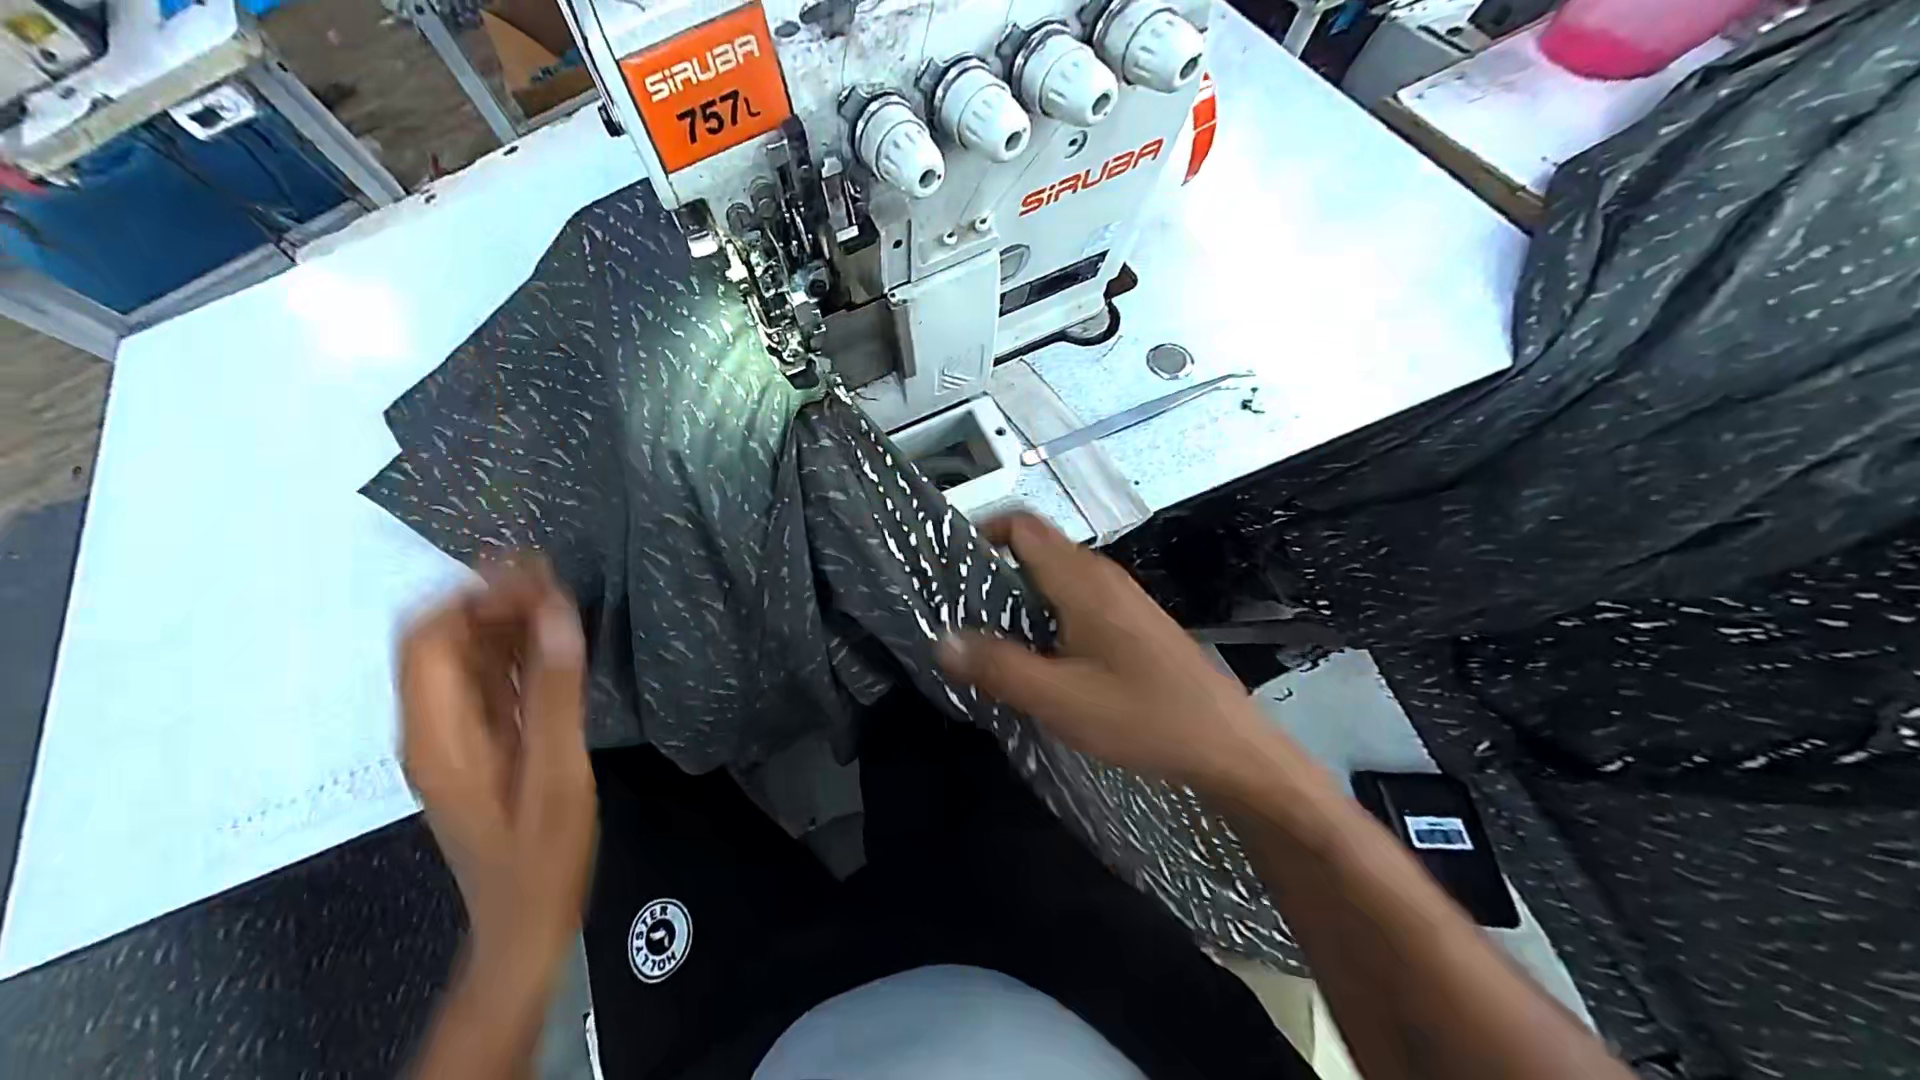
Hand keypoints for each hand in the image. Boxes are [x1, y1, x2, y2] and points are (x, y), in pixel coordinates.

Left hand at [398, 558, 595, 968]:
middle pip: (442, 641)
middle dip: (491, 599)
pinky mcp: (483, 741)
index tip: (534, 576)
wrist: (527, 915)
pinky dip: (518, 650)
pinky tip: (555, 639)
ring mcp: (457, 734)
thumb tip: (558, 614)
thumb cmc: (542, 851)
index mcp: (437, 734)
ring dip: (506, 621)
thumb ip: (555, 693)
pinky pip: (490, 680)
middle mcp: (434, 726)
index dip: (472, 596)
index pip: (427, 640)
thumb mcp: (557, 772)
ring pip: (467, 656)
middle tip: (553, 578)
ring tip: (559, 596)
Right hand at [938, 514, 1323, 797]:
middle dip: (993, 571)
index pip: (1021, 525)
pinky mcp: (1132, 622)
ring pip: (1056, 577)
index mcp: (1082, 580)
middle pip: (1036, 548)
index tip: (948, 567)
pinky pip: (1076, 600)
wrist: (1226, 746)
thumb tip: (942, 640)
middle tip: (958, 611)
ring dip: (1019, 597)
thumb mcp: (1059, 698)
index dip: (981, 532)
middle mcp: (1102, 576)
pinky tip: (1040, 657)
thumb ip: (998, 667)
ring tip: (988, 637)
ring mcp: (1122, 598)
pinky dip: (1046, 614)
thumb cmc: (1144, 717)